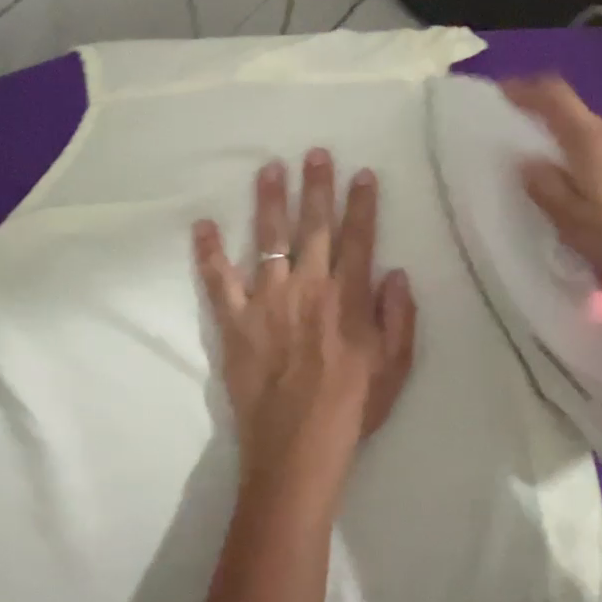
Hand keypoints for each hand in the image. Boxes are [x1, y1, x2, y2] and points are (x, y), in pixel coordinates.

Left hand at [193, 149, 416, 481]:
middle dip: (316, 186)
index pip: (358, 238)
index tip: (362, 173)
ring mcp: (267, 301)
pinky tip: (202, 224)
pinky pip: (218, 280)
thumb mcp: (395, 366)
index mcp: (348, 297)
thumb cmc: (352, 408)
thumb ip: (399, 316)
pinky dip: (208, 252)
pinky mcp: (235, 320)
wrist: (298, 448)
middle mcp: (308, 287)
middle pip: (313, 226)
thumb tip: (396, 271)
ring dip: (269, 201)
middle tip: (315, 153)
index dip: (361, 203)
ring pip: (269, 239)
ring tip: (269, 168)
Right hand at [503, 76, 601, 305]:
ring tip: (588, 212)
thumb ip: (546, 189)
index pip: (552, 95)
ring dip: (593, 171)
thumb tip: (527, 161)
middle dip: (560, 147)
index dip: (524, 89)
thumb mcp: (578, 225)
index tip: (503, 93)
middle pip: (581, 126)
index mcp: (593, 138)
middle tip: (547, 184)